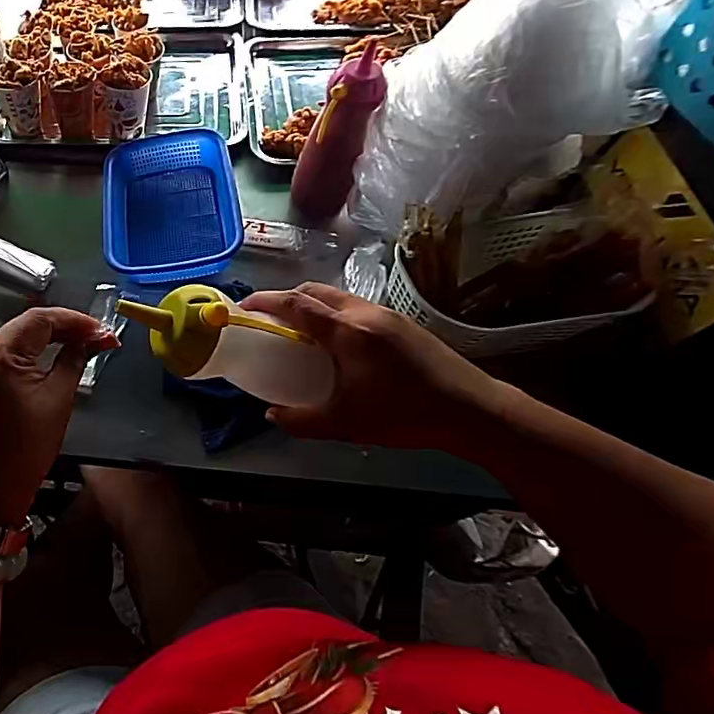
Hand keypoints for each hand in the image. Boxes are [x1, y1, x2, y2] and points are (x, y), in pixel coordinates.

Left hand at [0, 307, 116, 523]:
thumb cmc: (24, 451)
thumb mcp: (59, 399)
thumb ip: (75, 359)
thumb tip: (91, 339)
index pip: (40, 320)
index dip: (75, 320)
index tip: (100, 330)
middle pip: (26, 323)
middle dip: (64, 327)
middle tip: (96, 336)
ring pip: (16, 334)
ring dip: (48, 336)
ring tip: (80, 343)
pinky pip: (4, 350)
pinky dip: (30, 349)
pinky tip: (53, 353)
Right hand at [240, 283, 510, 451]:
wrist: (469, 408)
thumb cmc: (403, 415)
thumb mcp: (346, 423)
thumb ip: (302, 420)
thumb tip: (272, 415)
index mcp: (346, 331)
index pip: (296, 304)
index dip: (266, 302)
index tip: (244, 308)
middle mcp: (364, 312)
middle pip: (315, 290)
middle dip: (286, 298)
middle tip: (269, 319)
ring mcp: (386, 314)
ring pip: (338, 296)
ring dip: (312, 304)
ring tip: (300, 330)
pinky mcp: (402, 322)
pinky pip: (356, 306)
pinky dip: (334, 312)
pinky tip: (337, 341)